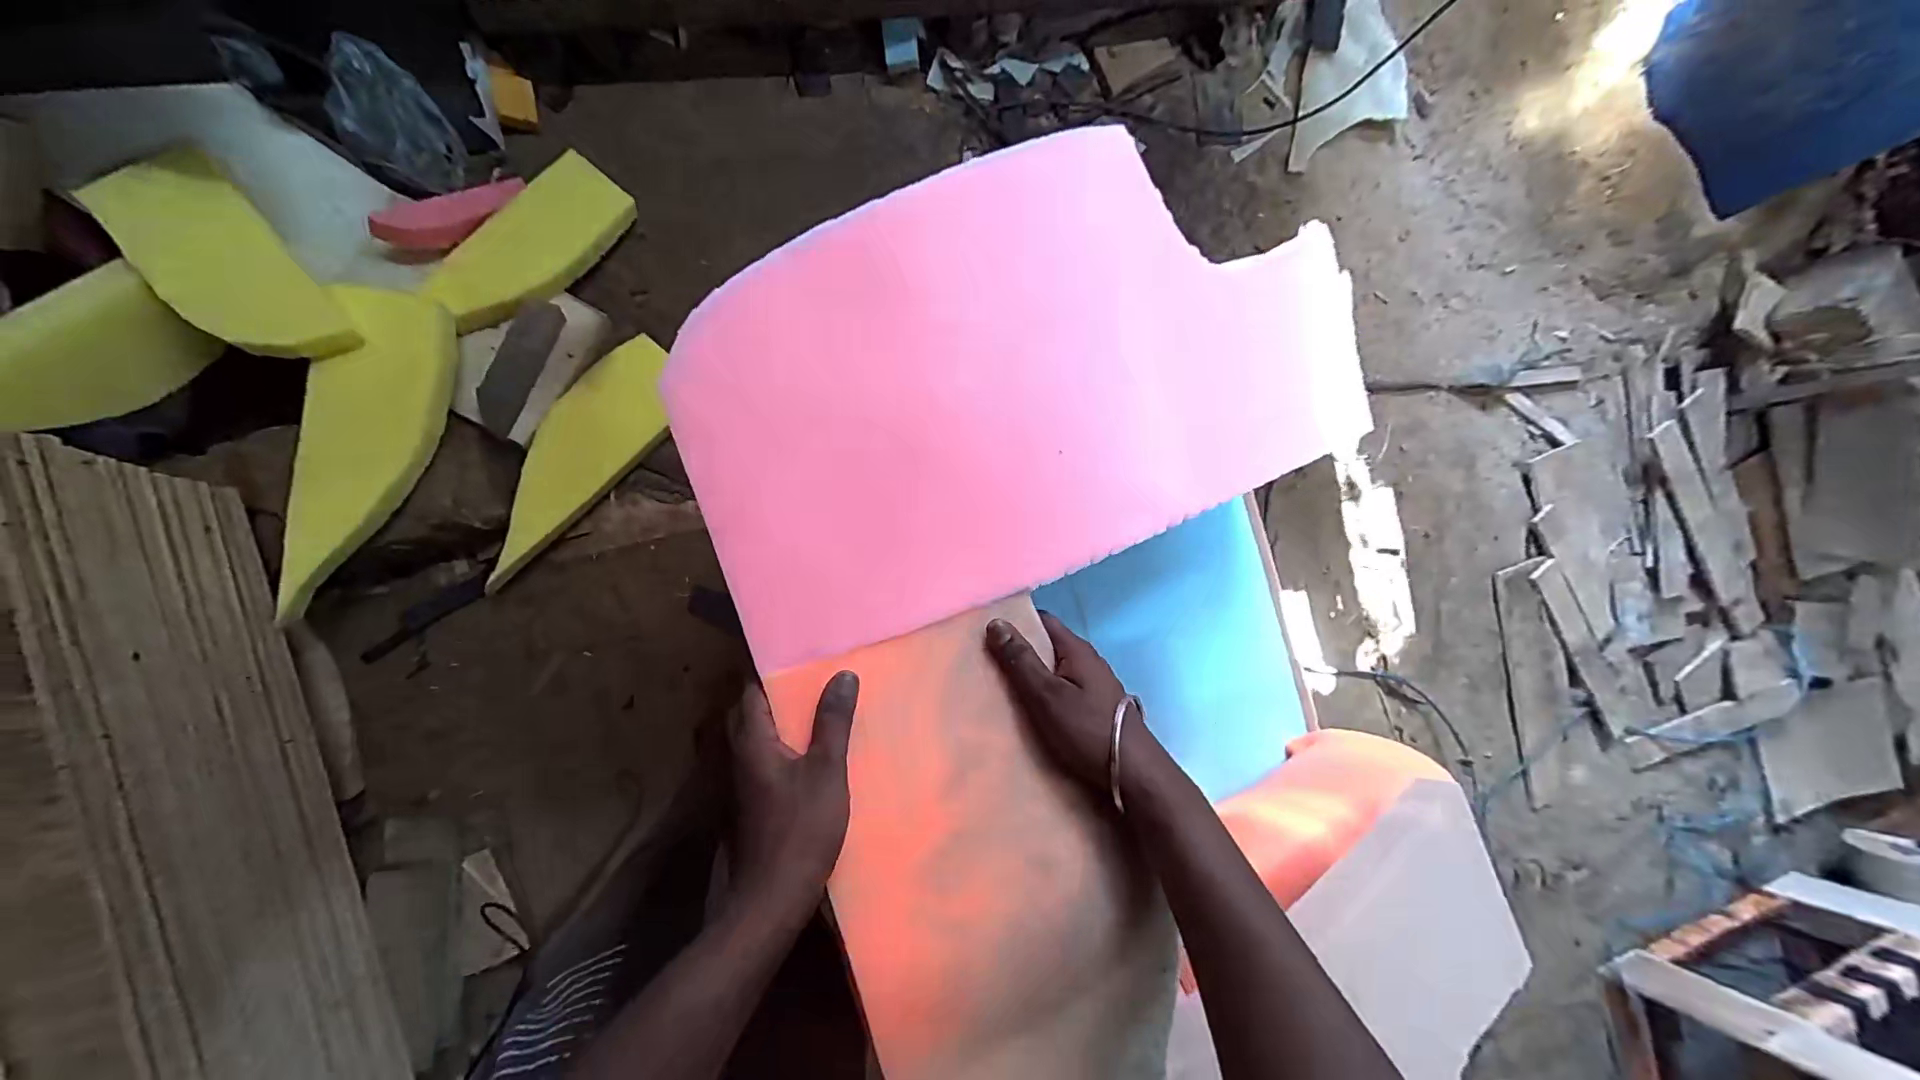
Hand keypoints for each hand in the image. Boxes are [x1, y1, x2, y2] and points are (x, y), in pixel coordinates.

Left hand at [726, 674, 856, 915]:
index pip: (750, 692)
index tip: (797, 656)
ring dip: (779, 721)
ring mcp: (743, 784)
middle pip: (749, 714)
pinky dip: (782, 746)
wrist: (772, 897)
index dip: (770, 671)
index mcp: (752, 742)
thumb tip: (842, 675)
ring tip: (815, 709)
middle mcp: (740, 757)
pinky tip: (810, 753)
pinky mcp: (752, 804)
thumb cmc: (801, 828)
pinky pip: (764, 760)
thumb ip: (832, 722)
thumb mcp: (826, 771)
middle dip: (773, 694)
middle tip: (809, 680)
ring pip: (756, 738)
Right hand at [984, 613, 1160, 801]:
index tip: (988, 634)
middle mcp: (1088, 660)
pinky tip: (1032, 709)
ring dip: (1032, 674)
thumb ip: (1020, 660)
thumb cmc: (1086, 729)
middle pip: (1047, 645)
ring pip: (1055, 669)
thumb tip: (996, 622)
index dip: (1015, 623)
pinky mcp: (1095, 705)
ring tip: (1003, 687)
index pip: (1042, 620)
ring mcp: (1094, 683)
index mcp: (1076, 650)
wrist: (1133, 773)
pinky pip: (1063, 688)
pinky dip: (1045, 692)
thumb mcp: (1046, 694)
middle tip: (987, 663)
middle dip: (1020, 651)